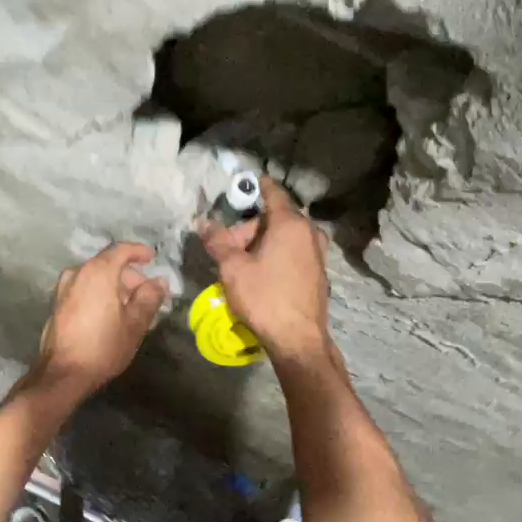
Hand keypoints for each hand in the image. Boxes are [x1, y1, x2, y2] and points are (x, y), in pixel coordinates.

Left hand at [29, 242, 168, 398]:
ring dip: (114, 287)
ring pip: (95, 278)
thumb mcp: (135, 324)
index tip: (152, 258)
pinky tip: (110, 314)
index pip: (120, 250)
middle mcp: (76, 273)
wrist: (64, 373)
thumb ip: (149, 298)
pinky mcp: (57, 305)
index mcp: (97, 272)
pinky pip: (83, 290)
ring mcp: (63, 289)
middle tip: (146, 295)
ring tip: (131, 308)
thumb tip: (159, 282)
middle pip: (107, 265)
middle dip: (129, 276)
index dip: (138, 252)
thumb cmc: (103, 346)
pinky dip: (99, 294)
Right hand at [198, 176, 331, 362]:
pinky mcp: (318, 271)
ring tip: (241, 264)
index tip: (246, 183)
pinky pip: (293, 251)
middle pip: (275, 218)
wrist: (298, 338)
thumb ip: (218, 241)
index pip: (273, 193)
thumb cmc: (264, 298)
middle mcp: (309, 231)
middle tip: (227, 249)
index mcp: (290, 223)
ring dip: (262, 243)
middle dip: (249, 229)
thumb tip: (203, 222)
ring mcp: (317, 252)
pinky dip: (276, 253)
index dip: (257, 186)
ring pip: (284, 236)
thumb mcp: (233, 268)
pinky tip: (260, 273)